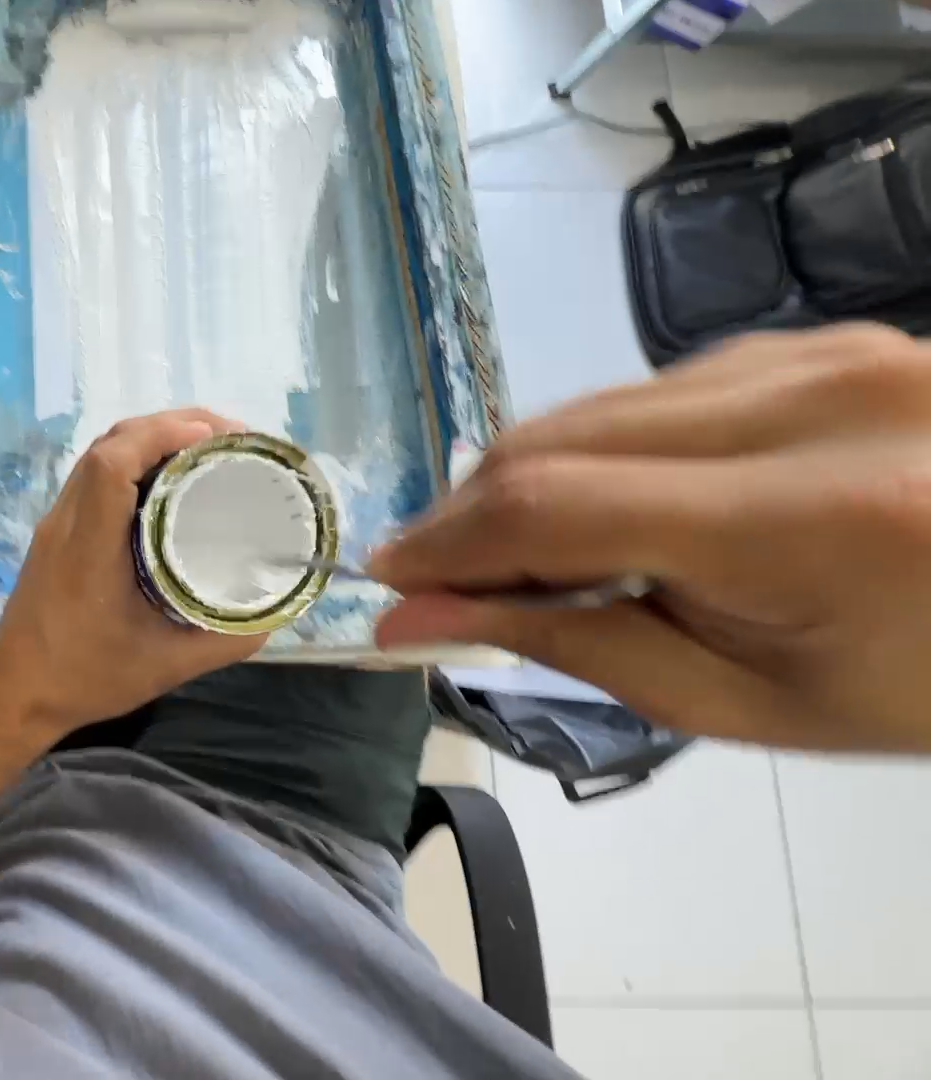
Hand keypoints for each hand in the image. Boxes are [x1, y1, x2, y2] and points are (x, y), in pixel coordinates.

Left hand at [0, 409, 266, 736]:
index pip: (111, 464)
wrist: (15, 692)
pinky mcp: (55, 536)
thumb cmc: (85, 678)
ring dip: (149, 440)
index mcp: (89, 547)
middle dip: (169, 426)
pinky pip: (92, 478)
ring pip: (98, 457)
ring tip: (205, 451)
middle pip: (108, 445)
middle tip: (227, 439)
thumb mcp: (166, 666)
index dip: (162, 434)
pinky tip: (166, 483)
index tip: (215, 437)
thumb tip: (274, 612)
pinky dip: (131, 463)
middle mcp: (65, 524)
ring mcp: (55, 526)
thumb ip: (225, 640)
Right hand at [367, 323, 930, 752]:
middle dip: (463, 515)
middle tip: (437, 575)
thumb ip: (560, 642)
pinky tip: (598, 504)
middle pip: (549, 445)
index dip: (445, 544)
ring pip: (578, 414)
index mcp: (819, 519)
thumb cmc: (925, 685)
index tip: (387, 582)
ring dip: (512, 485)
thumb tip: (411, 618)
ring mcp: (817, 354)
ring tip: (513, 550)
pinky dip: (578, 454)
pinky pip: (632, 398)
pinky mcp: (807, 342)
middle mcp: (815, 403)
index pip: (554, 508)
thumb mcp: (733, 697)